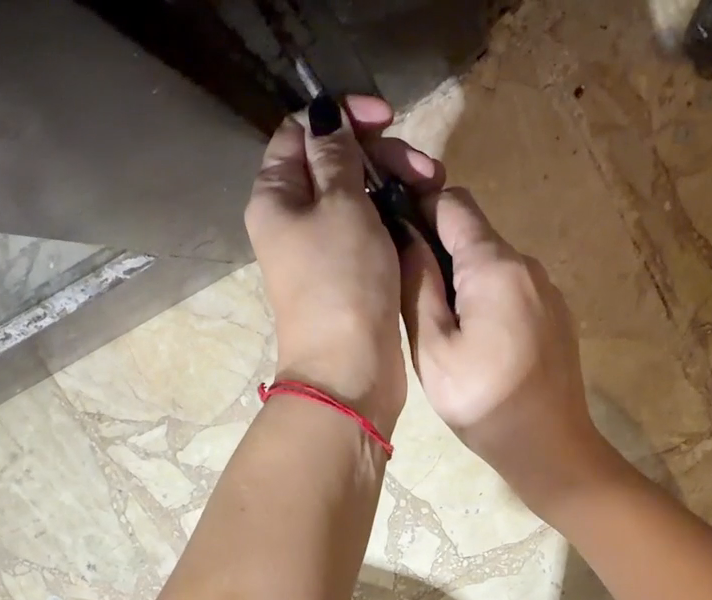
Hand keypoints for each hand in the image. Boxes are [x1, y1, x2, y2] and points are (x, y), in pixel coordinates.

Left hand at [245, 95, 443, 434]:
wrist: (349, 371)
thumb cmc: (342, 283)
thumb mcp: (342, 207)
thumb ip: (337, 156)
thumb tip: (326, 117)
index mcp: (277, 195)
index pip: (301, 132)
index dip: (342, 116)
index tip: (388, 119)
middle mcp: (295, 219)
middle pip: (335, 164)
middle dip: (380, 155)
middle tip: (425, 168)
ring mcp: (325, 251)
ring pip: (359, 199)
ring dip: (395, 186)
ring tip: (434, 190)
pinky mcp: (352, 277)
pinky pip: (373, 232)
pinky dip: (396, 220)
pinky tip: (423, 218)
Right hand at [400, 189, 621, 509]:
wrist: (551, 449)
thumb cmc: (483, 402)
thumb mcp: (433, 348)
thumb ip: (416, 284)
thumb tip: (403, 233)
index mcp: (495, 265)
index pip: (451, 202)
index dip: (416, 207)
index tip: (390, 235)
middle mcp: (528, 265)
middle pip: (474, 233)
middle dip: (437, 249)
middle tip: (407, 293)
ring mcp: (548, 291)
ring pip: (493, 265)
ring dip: (462, 280)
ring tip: (439, 327)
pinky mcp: (556, 317)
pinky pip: (513, 290)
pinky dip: (487, 300)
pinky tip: (475, 344)